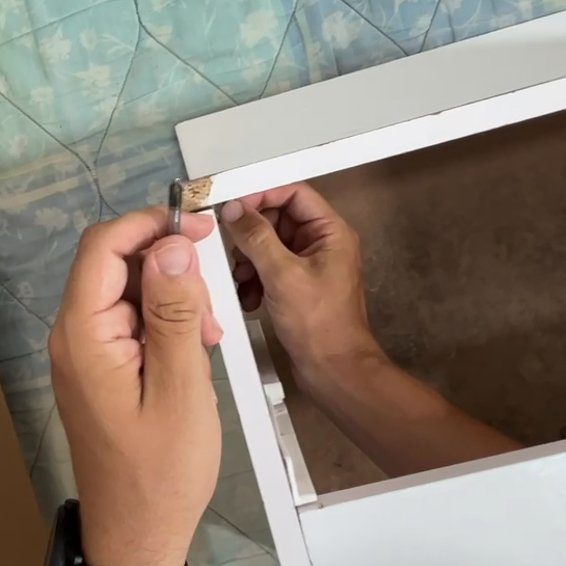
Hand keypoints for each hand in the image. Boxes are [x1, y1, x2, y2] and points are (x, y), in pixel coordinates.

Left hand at [48, 207, 223, 565]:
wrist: (136, 539)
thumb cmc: (162, 472)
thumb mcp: (181, 388)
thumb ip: (175, 313)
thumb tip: (172, 245)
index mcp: (84, 334)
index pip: (103, 247)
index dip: (150, 225)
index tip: (200, 226)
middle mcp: (74, 335)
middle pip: (115, 265)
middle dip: (168, 264)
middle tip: (215, 295)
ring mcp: (84, 354)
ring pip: (127, 292)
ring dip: (172, 296)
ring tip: (213, 333)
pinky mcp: (100, 370)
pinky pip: (131, 324)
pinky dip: (165, 322)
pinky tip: (198, 347)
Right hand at [219, 182, 384, 391]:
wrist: (333, 371)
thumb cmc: (321, 326)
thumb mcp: (283, 275)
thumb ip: (257, 237)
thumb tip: (234, 211)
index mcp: (330, 232)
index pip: (293, 193)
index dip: (262, 194)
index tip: (233, 205)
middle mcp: (321, 244)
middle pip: (276, 219)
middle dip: (250, 235)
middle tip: (233, 249)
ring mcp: (307, 266)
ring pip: (267, 245)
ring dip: (248, 260)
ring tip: (241, 279)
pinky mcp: (295, 287)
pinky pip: (267, 269)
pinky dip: (253, 280)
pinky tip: (248, 298)